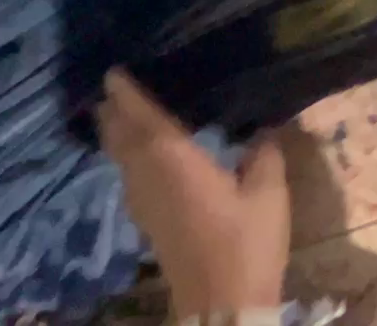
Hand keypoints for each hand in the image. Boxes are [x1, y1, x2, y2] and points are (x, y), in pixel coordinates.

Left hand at [97, 69, 289, 316]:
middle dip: (115, 117)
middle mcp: (155, 184)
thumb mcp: (269, 191)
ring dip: (118, 137)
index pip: (149, 125)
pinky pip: (132, 178)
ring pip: (125, 163)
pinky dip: (129, 158)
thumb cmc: (248, 241)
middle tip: (107, 91)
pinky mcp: (153, 224)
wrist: (223, 303)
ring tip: (116, 116)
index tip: (113, 73)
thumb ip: (264, 152)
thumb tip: (263, 126)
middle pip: (126, 145)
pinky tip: (139, 158)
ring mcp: (149, 208)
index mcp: (180, 169)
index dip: (132, 99)